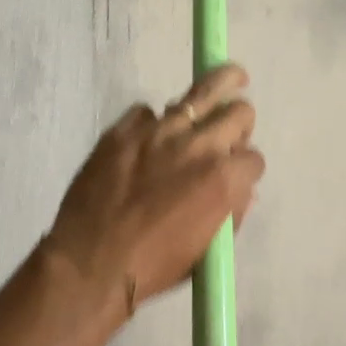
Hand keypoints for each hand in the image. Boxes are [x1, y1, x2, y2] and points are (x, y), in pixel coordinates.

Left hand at [43, 64, 265, 319]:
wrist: (91, 264)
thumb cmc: (153, 267)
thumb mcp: (207, 250)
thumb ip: (230, 212)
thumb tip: (239, 188)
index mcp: (223, 180)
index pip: (254, 158)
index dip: (247, 168)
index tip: (237, 172)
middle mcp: (197, 146)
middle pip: (239, 112)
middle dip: (241, 119)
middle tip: (235, 122)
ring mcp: (158, 131)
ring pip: (200, 92)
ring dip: (215, 91)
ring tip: (230, 77)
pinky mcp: (124, 128)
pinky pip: (147, 112)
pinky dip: (152, 124)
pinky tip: (147, 139)